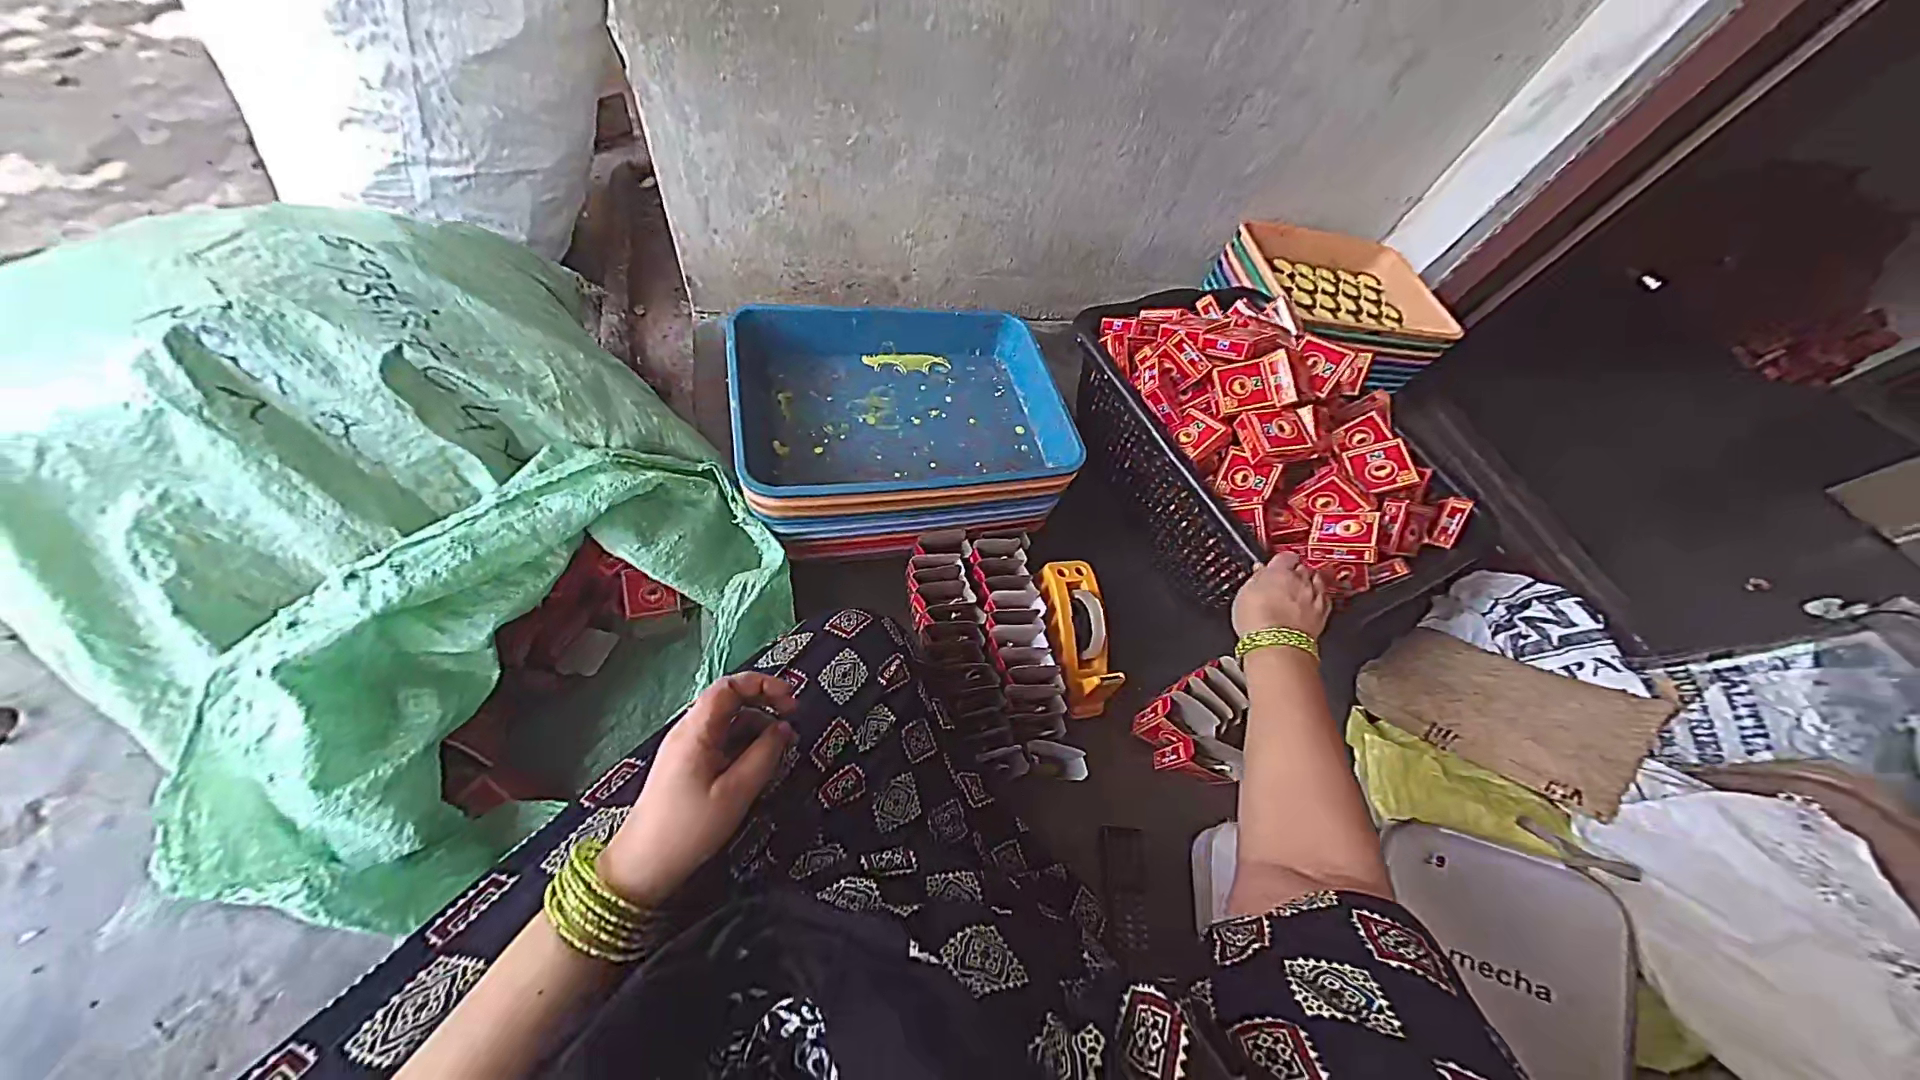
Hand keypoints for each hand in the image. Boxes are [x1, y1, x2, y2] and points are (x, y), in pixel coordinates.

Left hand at [597, 673, 797, 906]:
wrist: (642, 867)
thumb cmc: (689, 828)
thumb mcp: (737, 792)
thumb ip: (765, 754)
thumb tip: (784, 728)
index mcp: (696, 730)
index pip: (730, 686)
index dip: (763, 684)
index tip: (791, 700)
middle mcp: (689, 731)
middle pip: (731, 699)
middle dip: (765, 702)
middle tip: (792, 718)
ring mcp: (687, 747)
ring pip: (729, 721)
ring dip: (758, 725)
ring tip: (783, 746)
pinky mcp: (689, 763)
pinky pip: (723, 740)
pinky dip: (746, 742)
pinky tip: (761, 761)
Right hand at [1232, 552, 1330, 638]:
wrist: (1277, 644)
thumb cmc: (1257, 620)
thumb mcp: (1244, 594)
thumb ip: (1255, 579)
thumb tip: (1259, 572)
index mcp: (1279, 571)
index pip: (1285, 556)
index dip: (1280, 559)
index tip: (1276, 564)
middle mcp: (1300, 580)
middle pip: (1302, 567)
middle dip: (1295, 571)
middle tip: (1285, 577)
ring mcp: (1313, 596)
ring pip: (1317, 580)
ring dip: (1309, 581)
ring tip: (1300, 587)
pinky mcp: (1322, 613)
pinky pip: (1325, 598)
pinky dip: (1319, 597)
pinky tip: (1313, 601)